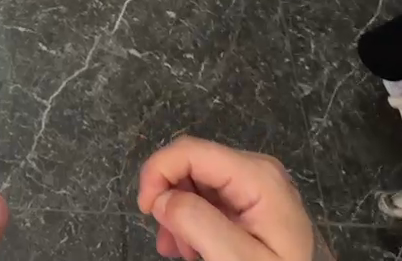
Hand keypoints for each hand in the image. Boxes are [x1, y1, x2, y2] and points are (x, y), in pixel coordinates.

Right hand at [137, 137, 327, 260]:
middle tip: (168, 244)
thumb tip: (160, 198)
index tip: (144, 210)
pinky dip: (193, 219)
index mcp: (257, 175)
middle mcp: (255, 169)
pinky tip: (192, 247)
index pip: (190, 150)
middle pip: (191, 165)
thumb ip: (199, 224)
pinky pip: (210, 198)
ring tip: (182, 252)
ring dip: (179, 213)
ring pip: (196, 182)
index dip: (158, 171)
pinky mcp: (252, 200)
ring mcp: (255, 184)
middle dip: (169, 199)